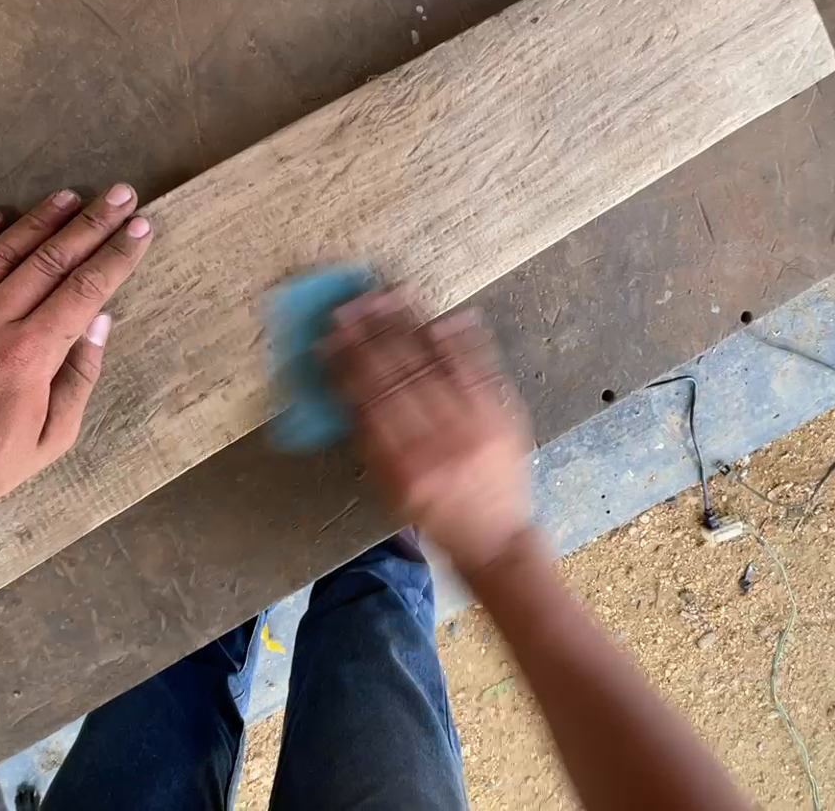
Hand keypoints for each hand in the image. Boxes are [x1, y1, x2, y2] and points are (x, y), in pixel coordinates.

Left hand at [0, 185, 152, 523]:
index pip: (86, 290)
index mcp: (30, 355)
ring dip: (39, 220)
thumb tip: (99, 322)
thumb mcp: (50, 439)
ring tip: (69, 196)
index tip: (140, 228)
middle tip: (119, 195)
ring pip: (0, 253)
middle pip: (50, 261)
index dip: (117, 255)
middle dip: (91, 224)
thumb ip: (78, 378)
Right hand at [323, 289, 535, 573]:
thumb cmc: (435, 518)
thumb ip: (371, 441)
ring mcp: (475, 424)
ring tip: (388, 294)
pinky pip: (480, 369)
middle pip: (398, 373)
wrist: (497, 540)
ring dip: (409, 325)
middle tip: (353, 303)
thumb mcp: (390, 490)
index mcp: (403, 464)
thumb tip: (348, 388)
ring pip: (435, 363)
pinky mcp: (503, 415)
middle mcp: (439, 441)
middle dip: (371, 333)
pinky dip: (460, 340)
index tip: (331, 334)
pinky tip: (443, 315)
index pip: (368, 398)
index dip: (347, 360)